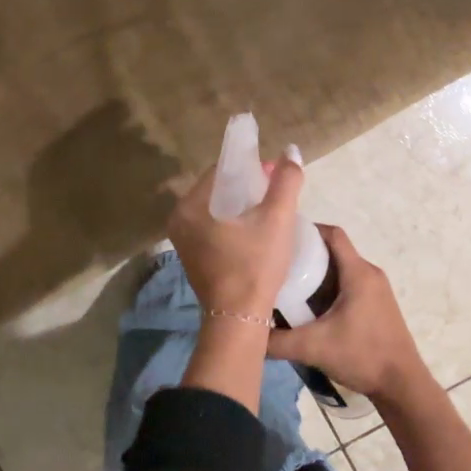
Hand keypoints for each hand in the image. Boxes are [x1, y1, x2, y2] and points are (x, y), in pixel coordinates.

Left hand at [167, 152, 305, 318]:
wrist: (239, 318)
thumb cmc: (255, 265)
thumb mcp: (277, 219)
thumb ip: (286, 181)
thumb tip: (290, 152)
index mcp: (190, 206)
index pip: (221, 170)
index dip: (251, 167)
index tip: (275, 175)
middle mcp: (179, 220)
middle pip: (219, 190)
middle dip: (248, 186)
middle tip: (276, 193)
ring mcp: (184, 242)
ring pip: (217, 210)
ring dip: (242, 206)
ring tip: (270, 211)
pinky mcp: (194, 258)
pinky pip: (214, 228)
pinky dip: (234, 224)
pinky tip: (256, 231)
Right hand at [266, 225, 431, 399]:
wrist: (401, 384)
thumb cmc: (361, 355)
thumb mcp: (313, 347)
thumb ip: (277, 341)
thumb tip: (248, 332)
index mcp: (358, 273)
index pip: (332, 234)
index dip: (307, 231)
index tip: (280, 240)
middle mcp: (370, 273)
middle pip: (334, 252)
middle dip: (305, 256)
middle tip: (277, 268)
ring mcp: (377, 290)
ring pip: (341, 270)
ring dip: (317, 275)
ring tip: (288, 287)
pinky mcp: (377, 305)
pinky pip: (349, 285)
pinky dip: (328, 289)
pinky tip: (309, 309)